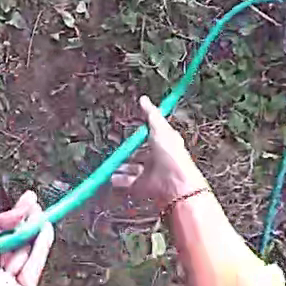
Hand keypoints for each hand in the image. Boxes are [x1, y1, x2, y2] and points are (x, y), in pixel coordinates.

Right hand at [109, 96, 210, 211]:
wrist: (175, 183)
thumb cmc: (171, 154)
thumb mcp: (160, 129)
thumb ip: (151, 114)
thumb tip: (143, 99)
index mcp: (162, 143)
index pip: (146, 136)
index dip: (134, 134)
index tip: (121, 130)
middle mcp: (155, 158)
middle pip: (136, 153)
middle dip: (124, 152)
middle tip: (114, 149)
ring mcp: (149, 173)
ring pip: (130, 168)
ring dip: (119, 167)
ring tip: (110, 165)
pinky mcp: (143, 187)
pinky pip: (128, 182)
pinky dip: (119, 179)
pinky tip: (112, 176)